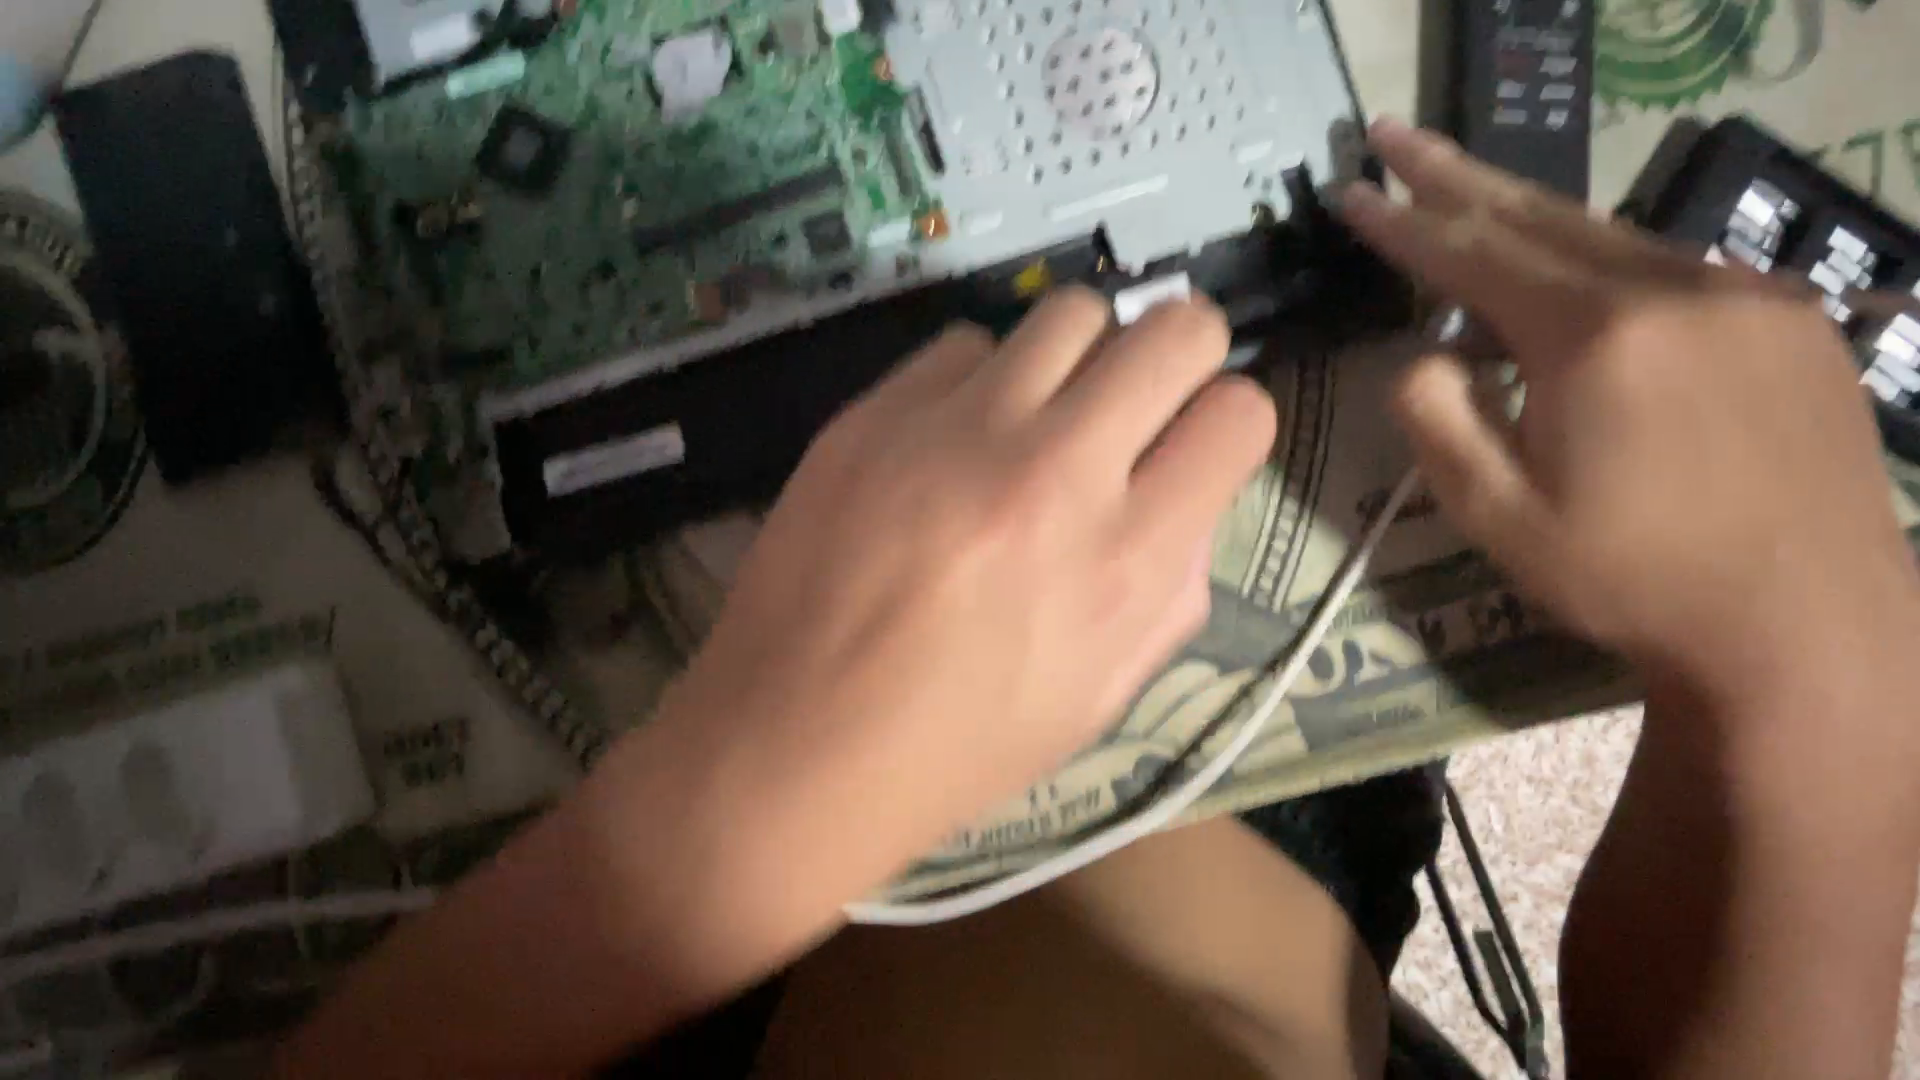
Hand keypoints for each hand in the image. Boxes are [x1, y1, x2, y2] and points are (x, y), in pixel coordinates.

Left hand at [661, 289, 1274, 846]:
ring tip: (1047, 413)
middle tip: (1144, 399)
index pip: (1239, 415)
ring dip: (1082, 356)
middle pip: (1173, 331)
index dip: (1227, 426)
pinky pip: (965, 346)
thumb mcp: (1099, 699)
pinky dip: (982, 380)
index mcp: (1124, 563)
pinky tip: (955, 437)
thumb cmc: (957, 747)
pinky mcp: (875, 413)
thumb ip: (1170, 592)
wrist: (792, 744)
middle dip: (1180, 355)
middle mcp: (1052, 473)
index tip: (1194, 447)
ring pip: (1071, 312)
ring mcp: (955, 430)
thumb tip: (1186, 501)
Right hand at [1338, 119, 1919, 703]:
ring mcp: (1748, 296)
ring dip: (1521, 220)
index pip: (1471, 255)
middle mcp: (1677, 289)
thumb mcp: (1492, 512)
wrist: (1807, 627)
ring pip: (1606, 236)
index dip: (1402, 222)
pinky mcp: (1789, 320)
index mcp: (1596, 338)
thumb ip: (1438, 417)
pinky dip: (1592, 265)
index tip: (1348, 189)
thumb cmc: (1624, 575)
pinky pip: (1664, 270)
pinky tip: (1565, 288)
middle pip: (1539, 213)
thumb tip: (1422, 352)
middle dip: (1453, 173)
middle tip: (1391, 133)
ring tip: (1459, 202)